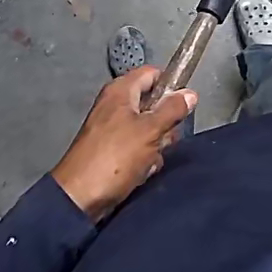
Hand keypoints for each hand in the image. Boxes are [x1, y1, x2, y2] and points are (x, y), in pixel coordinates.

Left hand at [50, 66, 196, 222]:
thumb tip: (190, 93)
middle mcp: (115, 105)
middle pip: (154, 104)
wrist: (81, 197)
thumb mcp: (150, 130)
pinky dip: (144, 159)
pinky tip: (141, 171)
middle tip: (163, 138)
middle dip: (165, 123)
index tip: (181, 106)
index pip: (152, 74)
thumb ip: (172, 109)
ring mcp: (112, 129)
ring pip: (150, 130)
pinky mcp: (112, 151)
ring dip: (156, 145)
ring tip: (149, 159)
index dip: (170, 86)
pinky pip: (139, 149)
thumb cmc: (114, 157)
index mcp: (120, 91)